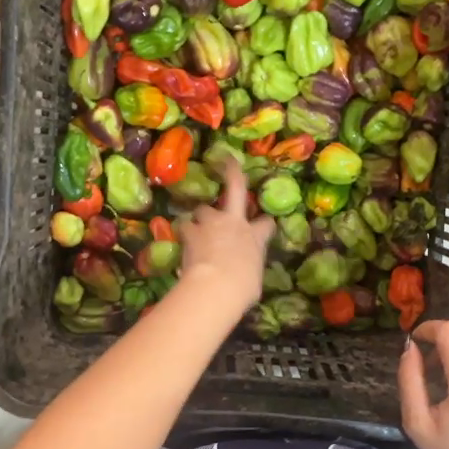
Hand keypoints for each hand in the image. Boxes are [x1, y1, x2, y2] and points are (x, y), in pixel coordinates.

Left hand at [176, 160, 273, 314]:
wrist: (217, 285)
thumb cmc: (242, 288)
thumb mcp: (253, 279)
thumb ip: (248, 268)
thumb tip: (244, 272)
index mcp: (256, 237)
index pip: (266, 224)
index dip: (264, 224)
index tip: (264, 225)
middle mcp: (235, 222)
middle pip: (235, 189)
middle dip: (232, 172)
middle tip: (227, 160)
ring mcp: (211, 223)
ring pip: (203, 209)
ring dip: (200, 216)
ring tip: (196, 226)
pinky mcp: (191, 231)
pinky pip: (184, 226)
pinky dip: (184, 231)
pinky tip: (182, 238)